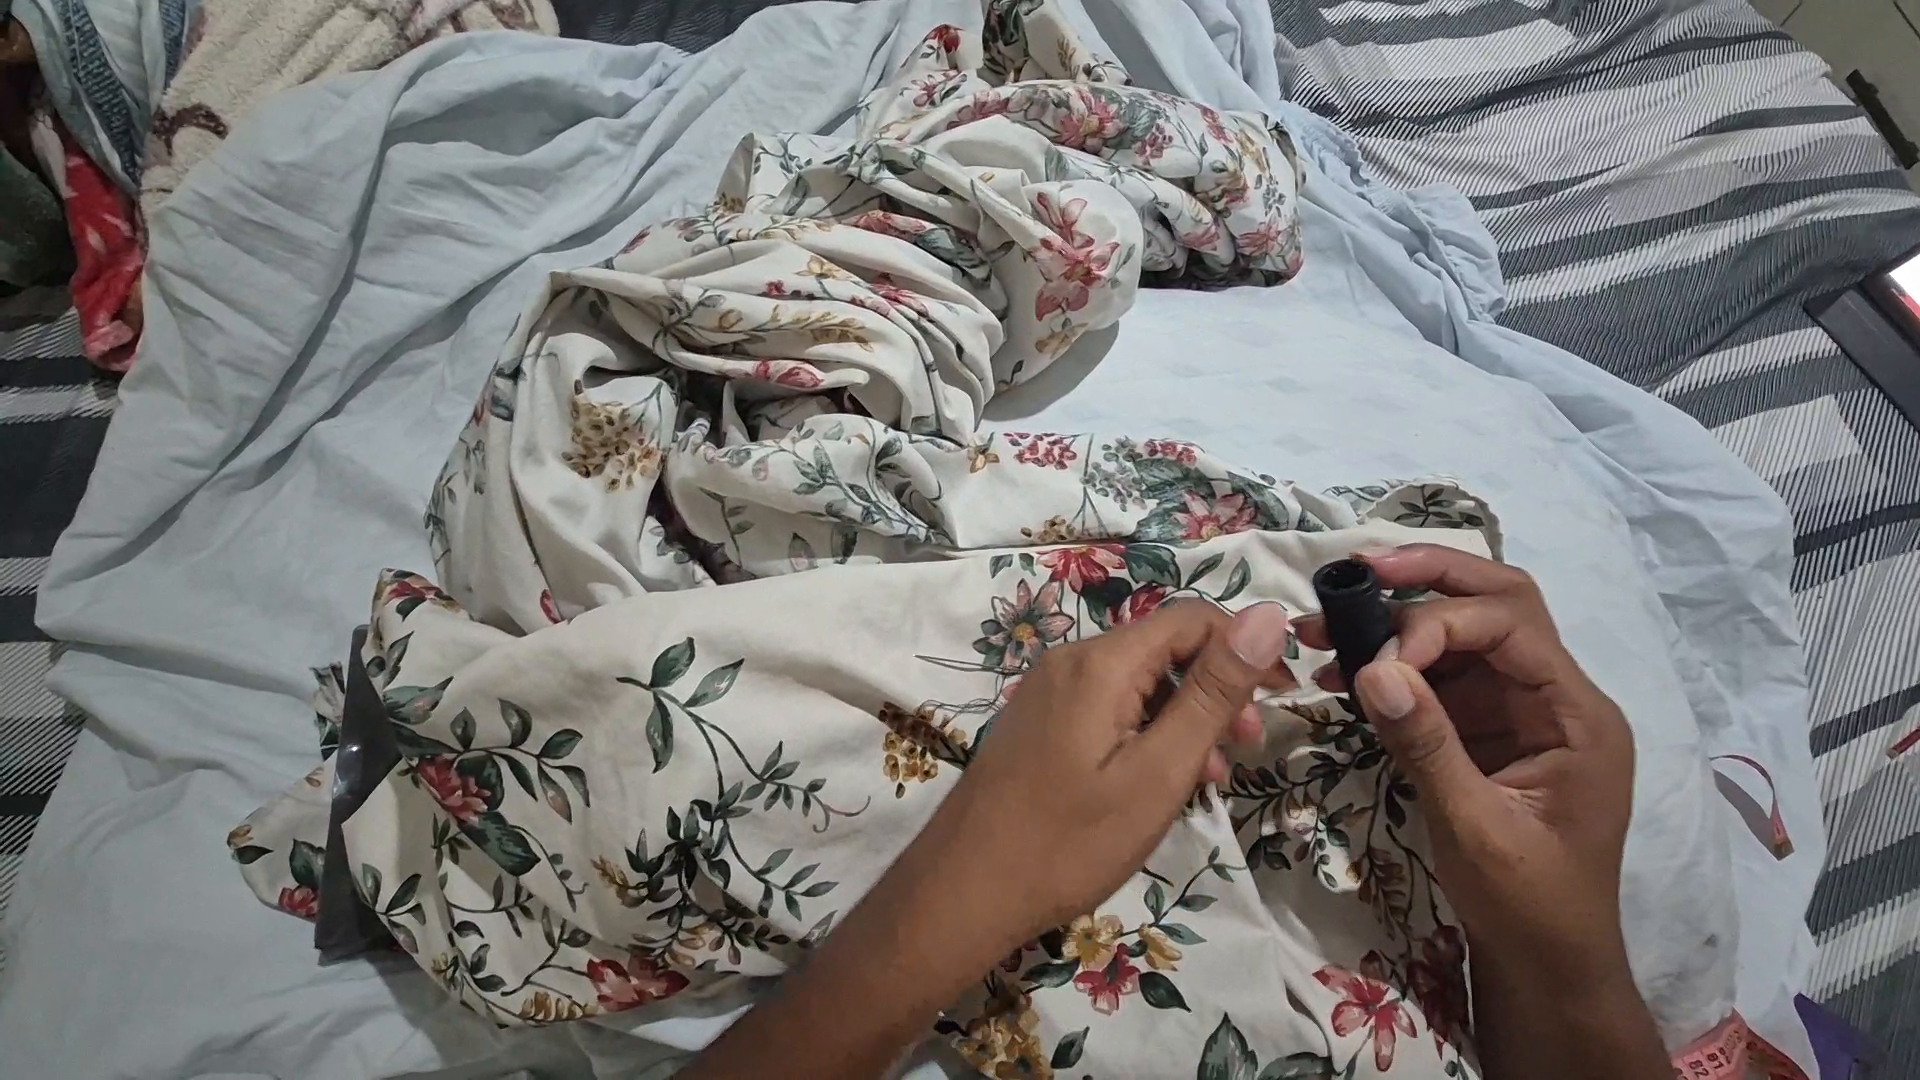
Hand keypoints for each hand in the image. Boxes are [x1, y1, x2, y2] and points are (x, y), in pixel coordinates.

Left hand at [915, 599, 1292, 950]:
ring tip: (1207, 779)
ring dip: (1181, 718)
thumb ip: (1212, 693)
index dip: (1243, 646)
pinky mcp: (1039, 719)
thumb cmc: (1071, 839)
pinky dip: (1144, 732)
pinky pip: (1106, 706)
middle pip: (1162, 650)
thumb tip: (1265, 615)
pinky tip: (1157, 780)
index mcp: (1100, 662)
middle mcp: (1070, 660)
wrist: (967, 886)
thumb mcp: (1158, 771)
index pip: (1190, 619)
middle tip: (1245, 749)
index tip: (1281, 695)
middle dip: (1213, 690)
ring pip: (1136, 682)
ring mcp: (1049, 690)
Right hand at [1293, 544, 1666, 1079]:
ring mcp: (1511, 706)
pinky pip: (1431, 674)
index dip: (1437, 625)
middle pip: (1495, 602)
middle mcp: (1549, 694)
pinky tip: (1338, 671)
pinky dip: (1385, 664)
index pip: (1510, 625)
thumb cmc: (1529, 900)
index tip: (1376, 659)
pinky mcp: (1476, 723)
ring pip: (1456, 631)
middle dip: (1427, 578)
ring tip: (1323, 626)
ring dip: (1391, 620)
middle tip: (1358, 571)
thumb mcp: (1476, 825)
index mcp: (1576, 713)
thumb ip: (1426, 743)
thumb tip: (1373, 668)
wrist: (1543, 957)